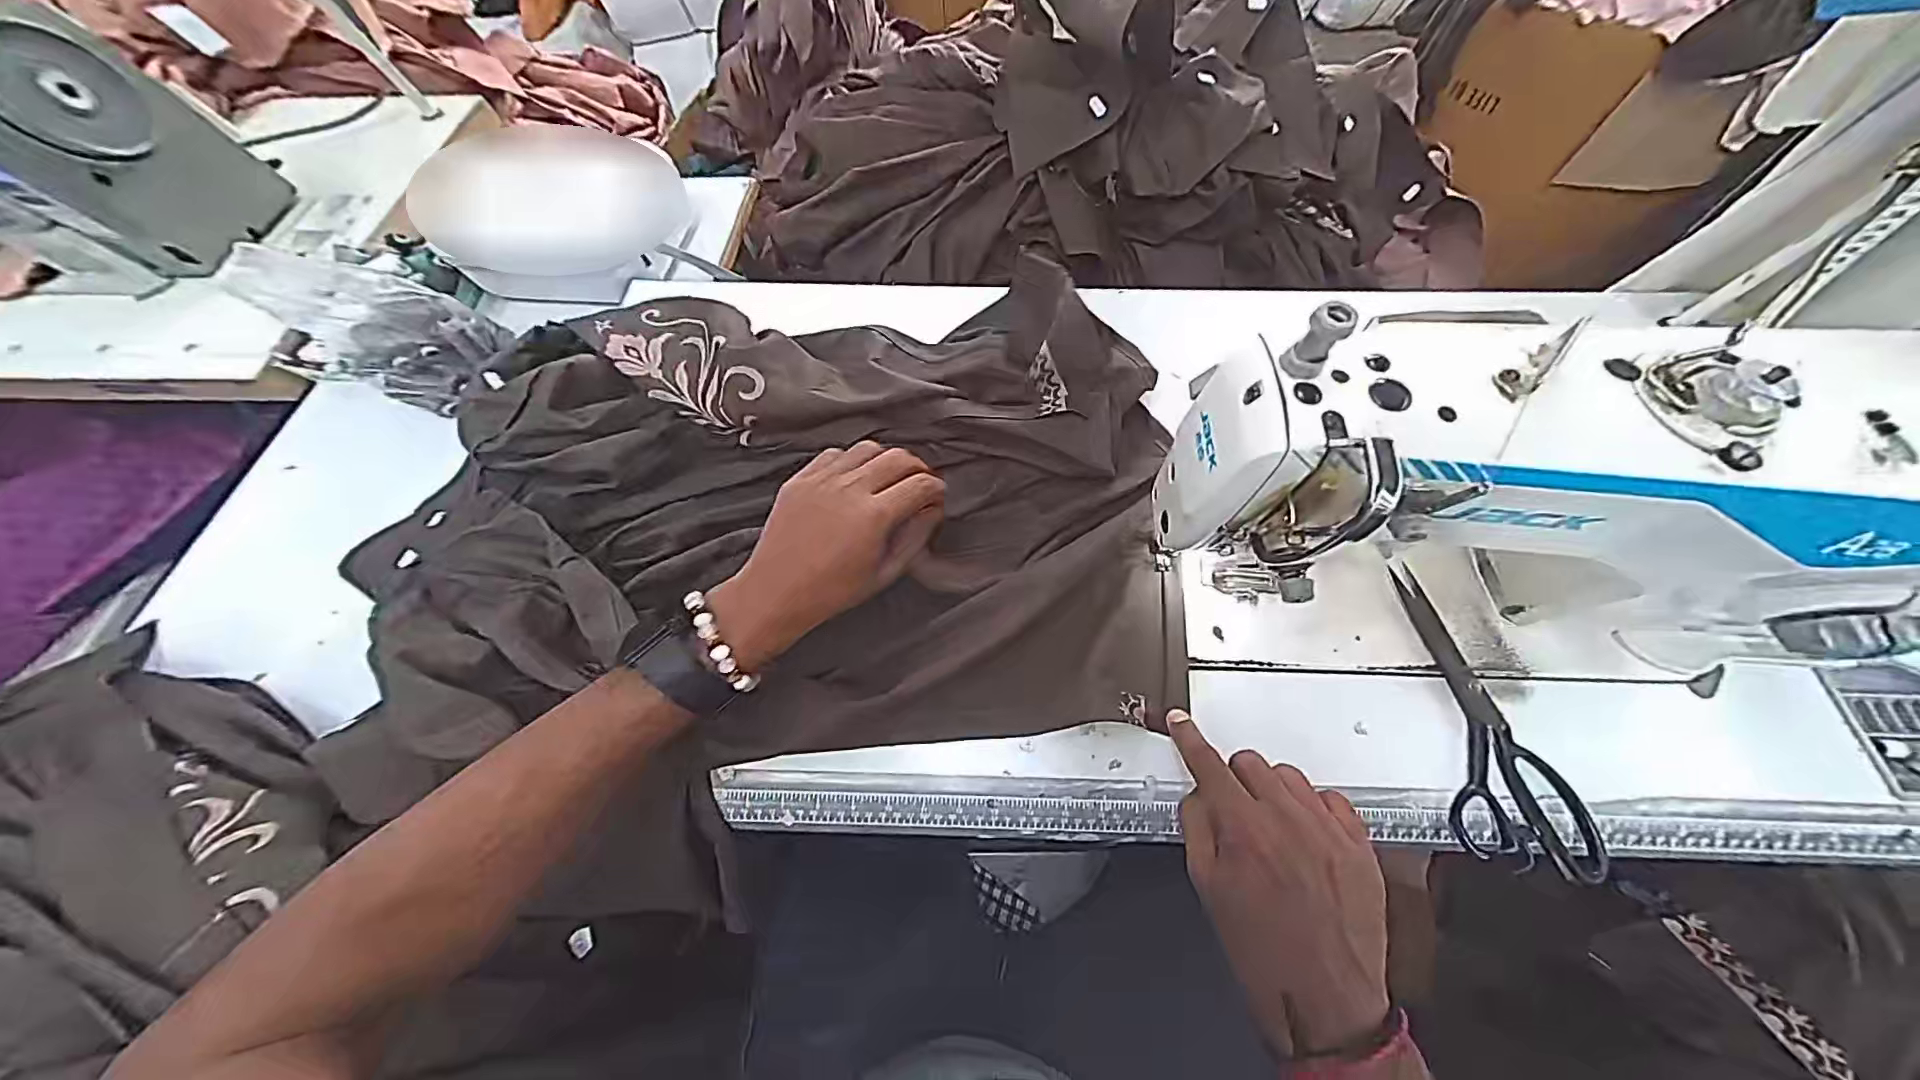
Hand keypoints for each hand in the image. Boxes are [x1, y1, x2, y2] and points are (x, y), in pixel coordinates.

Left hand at [706, 442, 944, 670]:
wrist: (777, 592)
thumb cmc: (830, 591)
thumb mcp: (885, 572)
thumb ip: (915, 537)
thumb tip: (932, 512)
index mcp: (874, 516)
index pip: (920, 484)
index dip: (936, 488)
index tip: (937, 496)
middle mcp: (849, 490)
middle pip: (899, 458)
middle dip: (918, 468)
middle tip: (920, 484)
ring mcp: (822, 481)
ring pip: (868, 448)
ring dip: (886, 460)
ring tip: (888, 479)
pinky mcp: (801, 480)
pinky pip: (835, 454)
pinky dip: (852, 460)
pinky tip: (854, 479)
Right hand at [1168, 710, 1389, 1057]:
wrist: (1326, 1002)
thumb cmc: (1265, 954)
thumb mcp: (1208, 888)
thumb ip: (1196, 828)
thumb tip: (1196, 797)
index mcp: (1244, 830)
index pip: (1208, 764)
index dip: (1190, 739)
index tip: (1182, 724)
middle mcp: (1287, 821)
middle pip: (1248, 762)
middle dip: (1232, 778)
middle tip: (1231, 810)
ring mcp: (1328, 831)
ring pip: (1288, 775)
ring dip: (1270, 790)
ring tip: (1269, 829)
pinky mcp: (1360, 846)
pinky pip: (1330, 797)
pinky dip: (1312, 806)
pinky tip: (1304, 833)